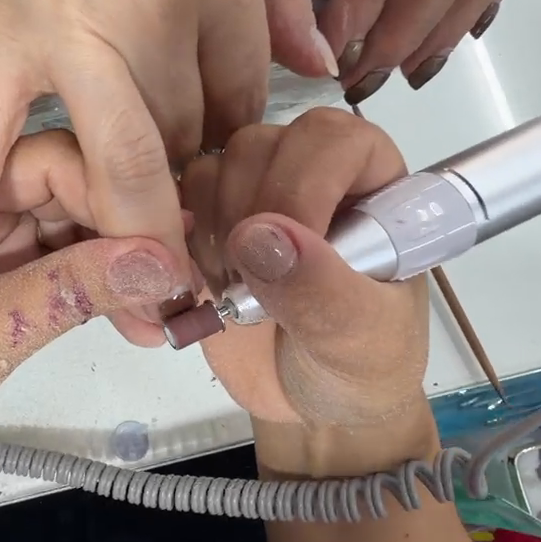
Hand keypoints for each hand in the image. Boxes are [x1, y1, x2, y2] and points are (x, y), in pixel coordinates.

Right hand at [0, 0, 337, 329]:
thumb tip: (318, 67)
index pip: (246, 90)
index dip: (237, 153)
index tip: (221, 192)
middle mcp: (152, 12)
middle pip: (190, 141)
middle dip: (198, 217)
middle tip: (195, 280)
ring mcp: (66, 35)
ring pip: (115, 156)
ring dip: (127, 232)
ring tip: (132, 300)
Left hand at [0, 131, 178, 455]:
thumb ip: (66, 293)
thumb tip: (164, 262)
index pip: (51, 161)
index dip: (116, 200)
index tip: (173, 254)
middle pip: (64, 190)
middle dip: (121, 239)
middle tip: (178, 293)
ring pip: (65, 226)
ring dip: (111, 268)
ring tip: (164, 314)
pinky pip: (49, 260)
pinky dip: (86, 288)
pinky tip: (130, 315)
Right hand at [178, 109, 427, 440]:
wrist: (305, 403)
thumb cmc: (356, 371)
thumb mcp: (360, 343)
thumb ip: (322, 292)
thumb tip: (259, 236)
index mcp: (370, 187)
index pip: (333, 139)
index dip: (303, 183)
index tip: (291, 252)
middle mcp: (306, 176)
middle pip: (258, 146)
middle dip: (245, 216)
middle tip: (252, 285)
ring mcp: (249, 197)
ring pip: (207, 170)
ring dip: (208, 234)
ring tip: (230, 291)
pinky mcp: (202, 222)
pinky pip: (171, 202)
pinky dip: (173, 244)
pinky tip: (195, 286)